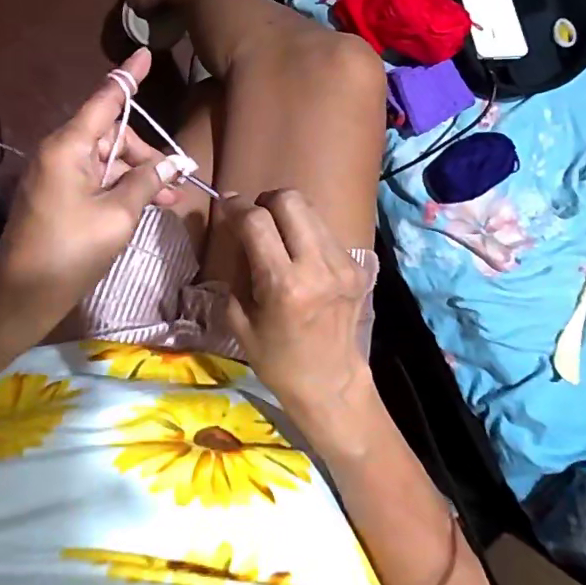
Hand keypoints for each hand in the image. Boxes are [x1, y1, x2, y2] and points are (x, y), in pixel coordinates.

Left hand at [0, 49, 182, 331]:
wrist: (23, 295)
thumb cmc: (71, 251)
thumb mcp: (118, 215)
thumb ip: (146, 181)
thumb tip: (172, 164)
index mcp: (69, 146)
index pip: (105, 99)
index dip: (128, 77)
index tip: (146, 52)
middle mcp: (60, 151)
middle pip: (112, 135)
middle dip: (146, 153)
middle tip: (178, 179)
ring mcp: (57, 173)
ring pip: (107, 159)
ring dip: (138, 175)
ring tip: (172, 198)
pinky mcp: (58, 194)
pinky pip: (96, 178)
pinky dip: (121, 187)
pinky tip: (150, 204)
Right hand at [220, 190, 374, 417]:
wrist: (332, 384)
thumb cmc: (278, 360)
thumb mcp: (240, 321)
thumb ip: (235, 273)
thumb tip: (234, 233)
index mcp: (284, 285)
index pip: (257, 221)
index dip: (237, 207)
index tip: (227, 207)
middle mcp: (318, 268)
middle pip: (290, 200)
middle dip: (266, 201)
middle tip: (256, 219)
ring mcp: (343, 265)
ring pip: (311, 210)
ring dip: (288, 215)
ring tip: (278, 235)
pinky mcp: (358, 268)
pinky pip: (326, 232)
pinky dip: (307, 234)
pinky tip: (300, 256)